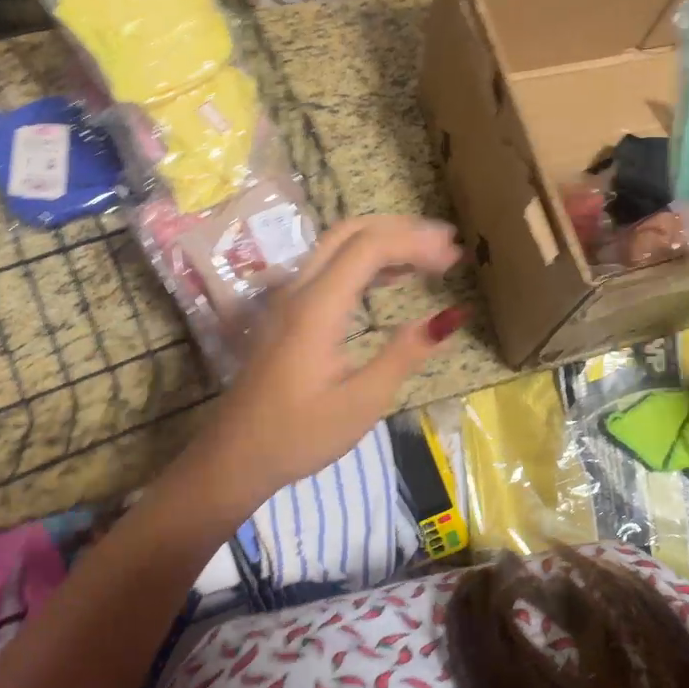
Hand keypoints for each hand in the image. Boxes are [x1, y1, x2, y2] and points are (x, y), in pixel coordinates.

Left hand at [164, 216, 466, 517]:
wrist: (234, 458)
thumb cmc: (298, 436)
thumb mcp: (361, 402)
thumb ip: (404, 354)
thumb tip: (451, 317)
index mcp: (317, 308)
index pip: (370, 247)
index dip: (416, 242)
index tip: (455, 257)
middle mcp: (299, 290)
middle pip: (351, 231)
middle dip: (403, 229)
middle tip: (449, 246)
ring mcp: (289, 299)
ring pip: (338, 244)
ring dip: (385, 241)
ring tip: (432, 256)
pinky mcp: (289, 313)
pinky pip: (330, 266)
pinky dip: (367, 260)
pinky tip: (394, 277)